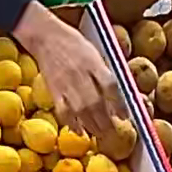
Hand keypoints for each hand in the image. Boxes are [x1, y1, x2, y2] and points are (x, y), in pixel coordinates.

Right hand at [13, 1, 119, 137]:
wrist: (45, 36)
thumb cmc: (73, 43)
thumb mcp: (94, 52)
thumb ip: (104, 71)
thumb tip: (116, 94)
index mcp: (93, 62)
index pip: (110, 85)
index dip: (119, 104)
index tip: (125, 117)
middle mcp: (81, 74)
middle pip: (96, 102)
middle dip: (106, 121)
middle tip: (112, 133)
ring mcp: (66, 84)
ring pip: (81, 110)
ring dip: (92, 125)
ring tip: (100, 135)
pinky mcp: (54, 90)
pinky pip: (63, 110)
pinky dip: (72, 123)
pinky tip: (79, 132)